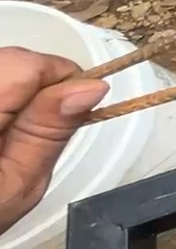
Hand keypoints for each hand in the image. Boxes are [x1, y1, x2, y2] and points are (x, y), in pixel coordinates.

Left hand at [0, 47, 108, 234]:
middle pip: (5, 61)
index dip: (60, 80)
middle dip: (33, 83)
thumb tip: (93, 86)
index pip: (27, 64)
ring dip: (9, 89)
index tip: (69, 113)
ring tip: (6, 130)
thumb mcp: (15, 187)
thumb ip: (48, 133)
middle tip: (33, 128)